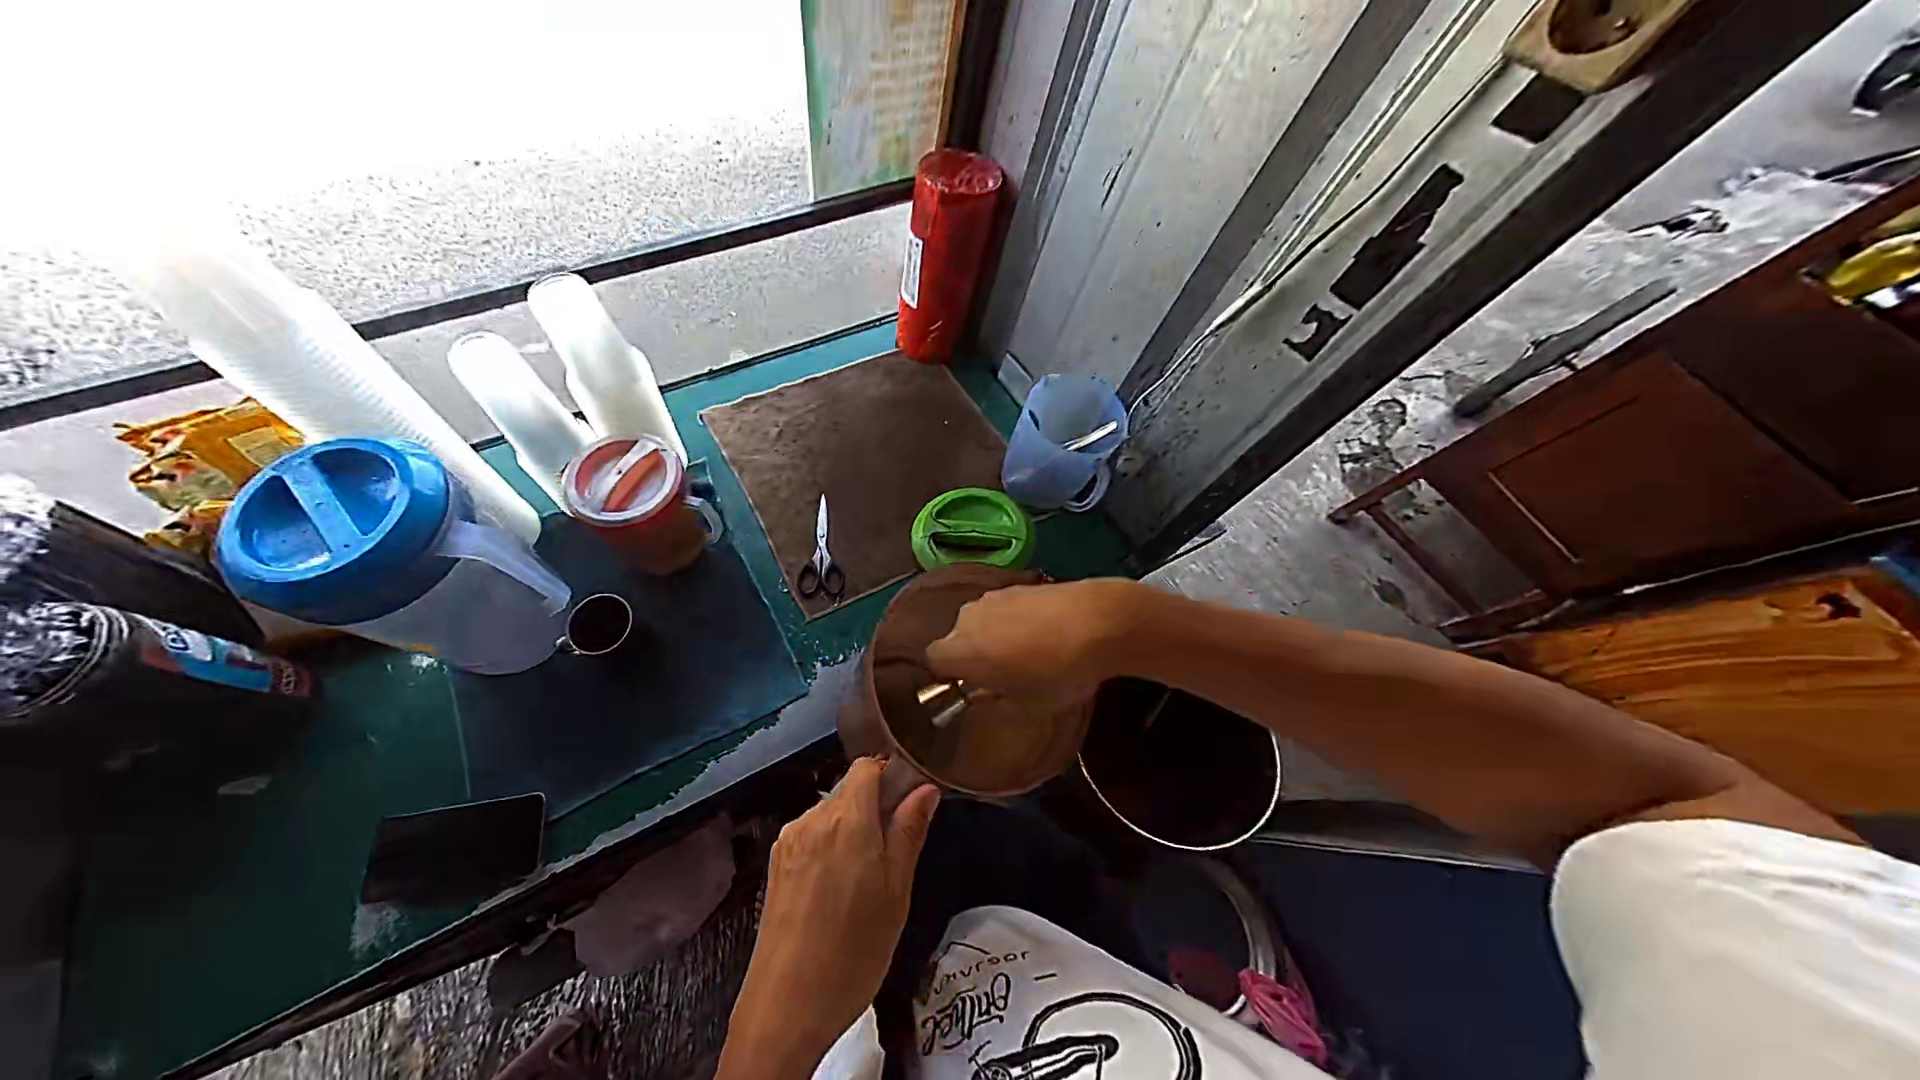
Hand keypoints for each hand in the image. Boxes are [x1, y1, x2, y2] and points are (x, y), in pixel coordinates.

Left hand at [718, 757, 939, 1079]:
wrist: (786, 1007)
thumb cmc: (851, 953)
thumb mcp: (897, 891)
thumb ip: (910, 831)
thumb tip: (924, 790)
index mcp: (848, 820)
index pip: (867, 766)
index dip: (891, 773)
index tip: (909, 797)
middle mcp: (813, 820)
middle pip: (850, 788)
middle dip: (875, 806)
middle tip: (895, 847)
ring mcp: (790, 841)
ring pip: (831, 812)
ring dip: (852, 827)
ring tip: (867, 876)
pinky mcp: (776, 863)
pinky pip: (812, 834)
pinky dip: (830, 845)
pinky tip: (839, 887)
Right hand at [925, 579, 1151, 711]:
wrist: (1098, 622)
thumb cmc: (1057, 673)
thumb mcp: (1027, 705)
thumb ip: (997, 699)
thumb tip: (987, 692)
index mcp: (960, 649)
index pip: (934, 661)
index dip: (949, 676)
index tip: (970, 687)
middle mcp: (968, 617)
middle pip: (958, 637)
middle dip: (973, 654)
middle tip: (1002, 674)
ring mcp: (995, 595)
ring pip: (983, 620)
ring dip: (995, 635)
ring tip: (1029, 652)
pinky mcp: (1021, 584)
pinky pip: (1007, 608)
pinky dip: (1017, 620)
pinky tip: (1045, 633)